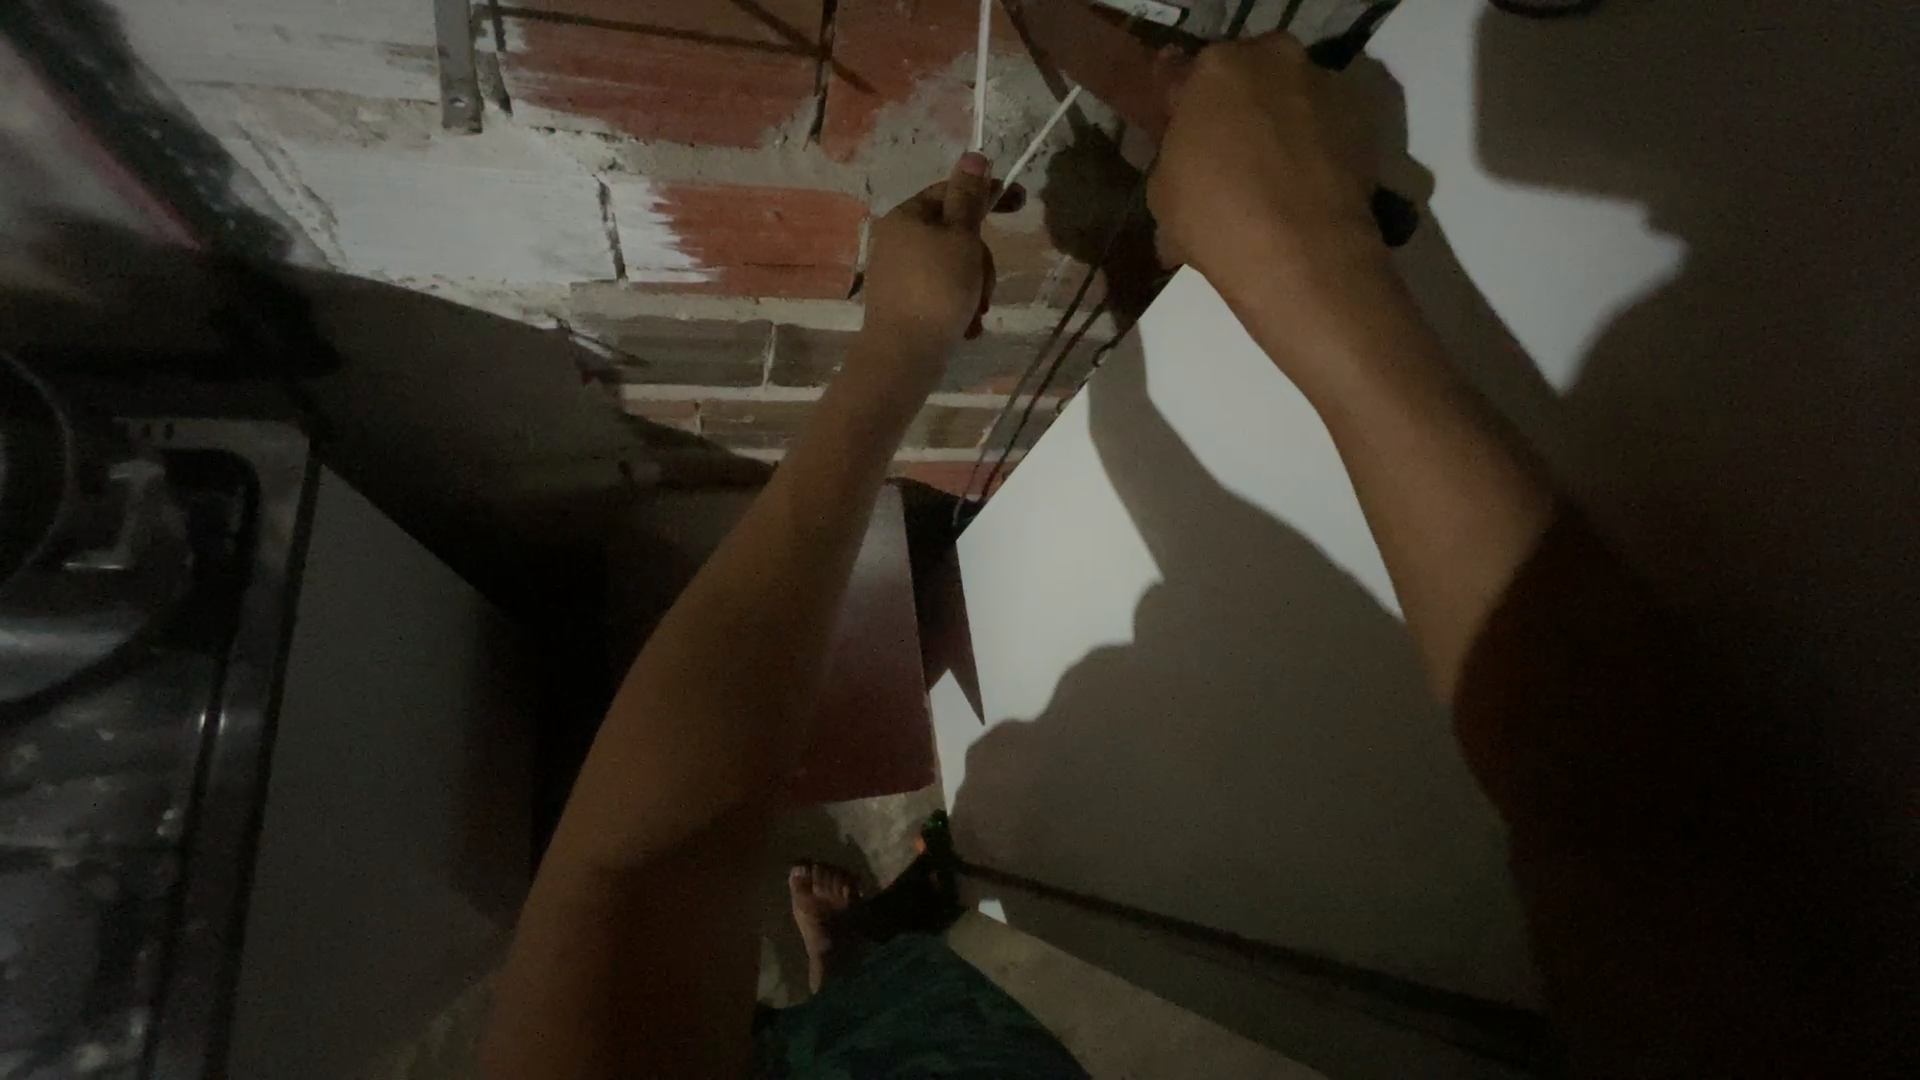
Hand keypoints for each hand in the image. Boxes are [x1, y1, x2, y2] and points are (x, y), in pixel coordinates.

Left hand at [861, 153, 998, 359]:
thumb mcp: (961, 238)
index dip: (987, 195)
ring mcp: (899, 276)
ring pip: (952, 269)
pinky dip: (958, 309)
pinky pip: (941, 296)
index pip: (951, 192)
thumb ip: (969, 197)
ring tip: (976, 313)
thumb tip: (974, 155)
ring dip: (974, 289)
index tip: (1020, 201)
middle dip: (980, 261)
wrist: (904, 354)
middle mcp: (897, 241)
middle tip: (986, 285)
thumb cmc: (937, 290)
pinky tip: (967, 329)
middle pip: (955, 236)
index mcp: (907, 217)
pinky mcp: (904, 307)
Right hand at [1149, 34, 1382, 308]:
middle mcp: (1275, 60)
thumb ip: (1176, 157)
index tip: (1179, 142)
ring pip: (1289, 104)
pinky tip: (1297, 197)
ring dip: (1276, 133)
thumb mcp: (1163, 194)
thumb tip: (1189, 160)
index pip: (1185, 80)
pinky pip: (1322, 134)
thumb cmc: (1213, 217)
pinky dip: (1310, 155)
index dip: (1180, 114)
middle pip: (1246, 82)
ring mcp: (1325, 86)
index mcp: (1216, 69)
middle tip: (1223, 164)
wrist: (1297, 253)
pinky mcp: (1360, 121)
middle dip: (1235, 116)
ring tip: (1266, 188)